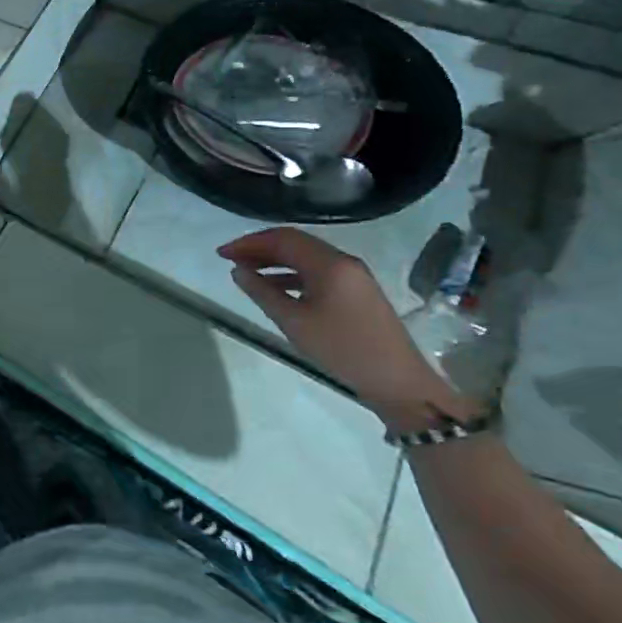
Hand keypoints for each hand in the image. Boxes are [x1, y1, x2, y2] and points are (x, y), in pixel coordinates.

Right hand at [218, 228, 479, 429]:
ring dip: (274, 260)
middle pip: (294, 243)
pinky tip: (274, 287)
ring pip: (306, 257)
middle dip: (259, 248)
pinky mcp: (357, 291)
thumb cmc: (342, 349)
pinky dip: (292, 273)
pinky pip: (318, 271)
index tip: (222, 254)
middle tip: (231, 259)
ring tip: (247, 272)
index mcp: (330, 264)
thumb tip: (238, 270)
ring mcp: (354, 275)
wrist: (399, 383)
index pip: (282, 239)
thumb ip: (261, 291)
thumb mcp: (293, 322)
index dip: (248, 242)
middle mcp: (343, 261)